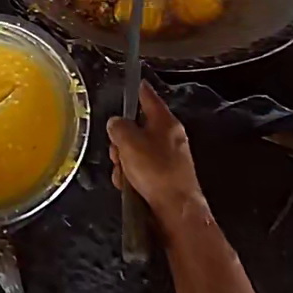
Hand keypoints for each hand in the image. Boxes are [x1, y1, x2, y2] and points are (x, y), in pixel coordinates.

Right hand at [106, 83, 206, 229]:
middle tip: (116, 153)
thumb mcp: (129, 142)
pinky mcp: (166, 178)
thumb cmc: (155, 170)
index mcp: (165, 122)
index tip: (135, 81)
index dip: (139, 89)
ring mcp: (169, 159)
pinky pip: (142, 170)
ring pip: (136, 151)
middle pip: (137, 128)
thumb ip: (118, 127)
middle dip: (121, 140)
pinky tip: (128, 187)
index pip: (149, 97)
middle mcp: (170, 137)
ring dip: (124, 162)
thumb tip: (117, 124)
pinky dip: (132, 176)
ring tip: (123, 175)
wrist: (176, 211)